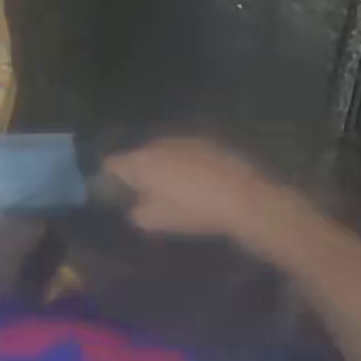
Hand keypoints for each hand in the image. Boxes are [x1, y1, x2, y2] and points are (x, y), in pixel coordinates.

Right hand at [101, 137, 310, 244]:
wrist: (250, 200)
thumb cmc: (195, 211)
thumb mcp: (157, 221)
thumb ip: (136, 212)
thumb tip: (134, 206)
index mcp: (140, 162)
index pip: (111, 164)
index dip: (111, 179)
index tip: (119, 193)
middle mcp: (157, 144)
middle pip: (137, 155)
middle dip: (139, 171)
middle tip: (149, 193)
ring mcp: (185, 140)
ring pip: (163, 151)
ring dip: (164, 165)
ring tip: (178, 186)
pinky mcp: (210, 142)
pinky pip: (186, 151)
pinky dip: (186, 162)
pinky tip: (201, 180)